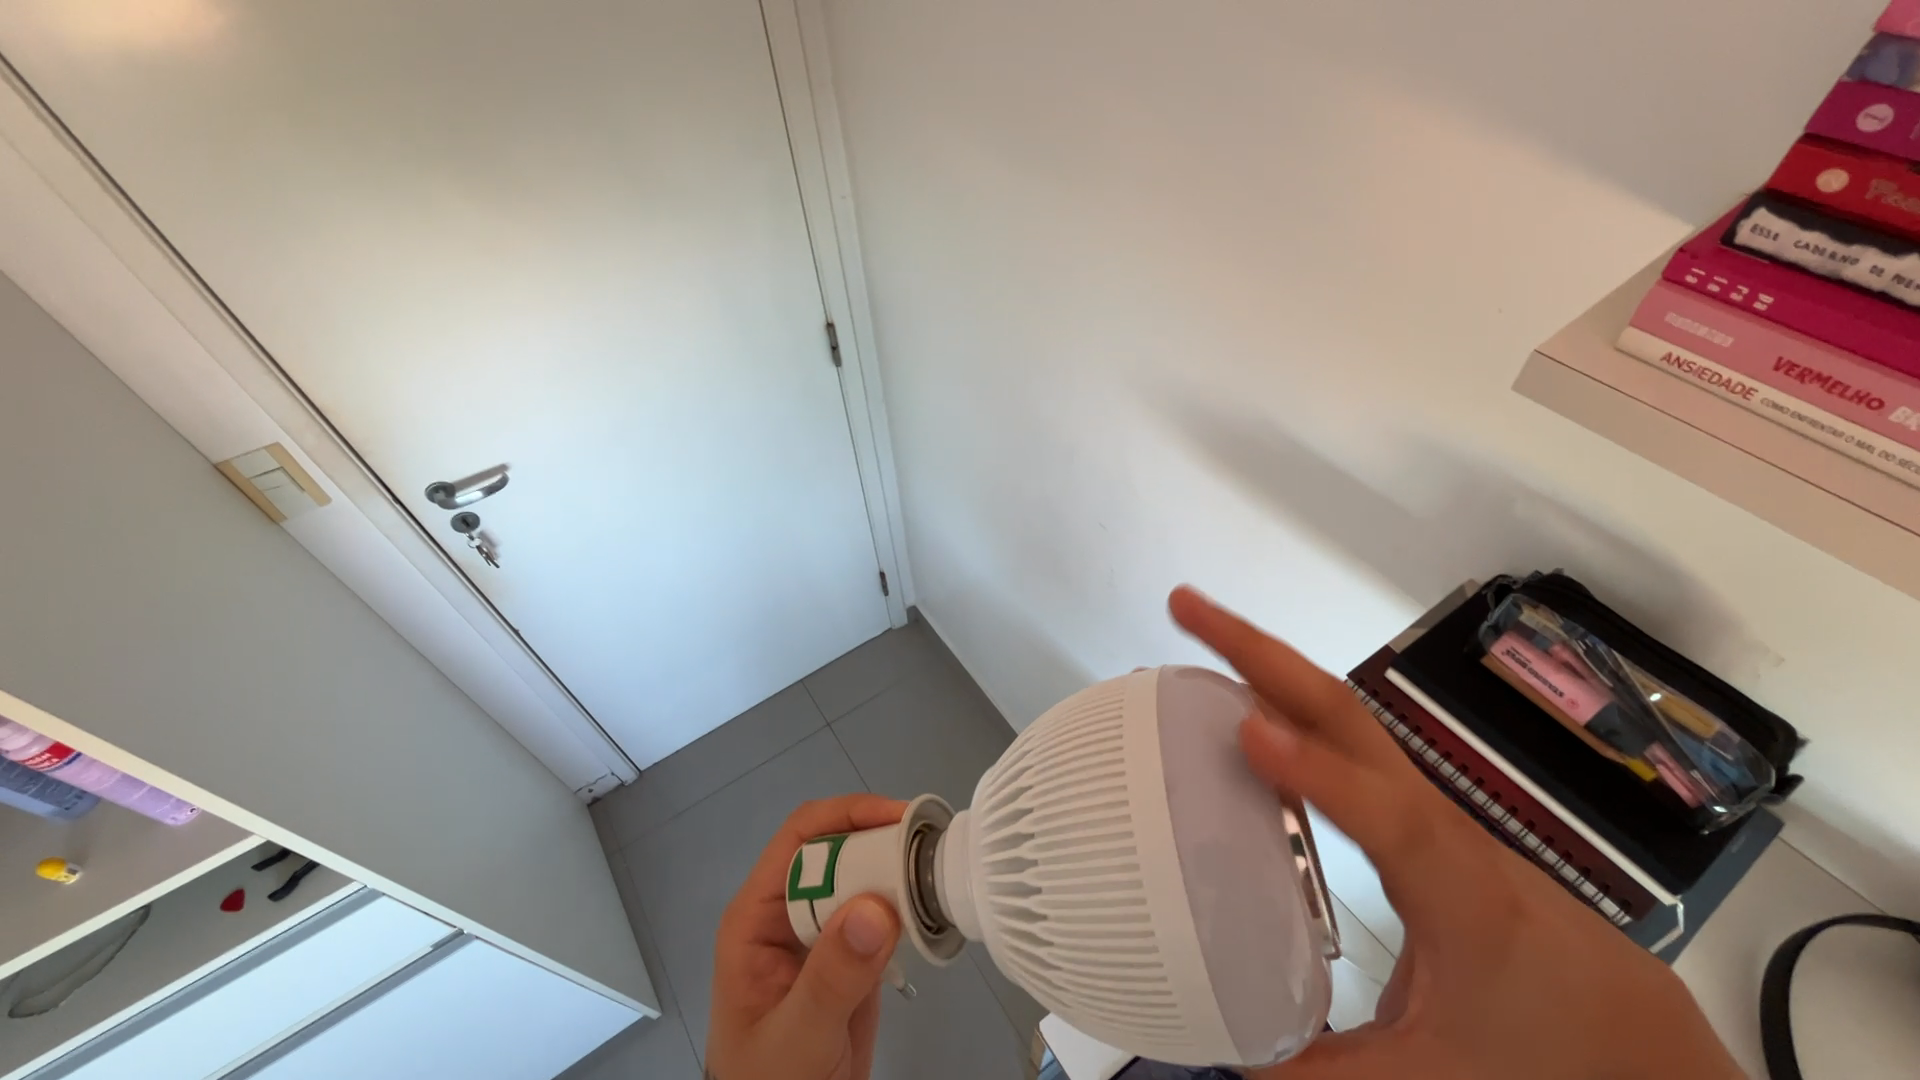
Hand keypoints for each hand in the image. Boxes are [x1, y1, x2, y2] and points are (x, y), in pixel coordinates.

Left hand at [707, 796, 906, 1079]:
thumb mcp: (796, 1035)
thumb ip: (833, 976)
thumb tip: (877, 905)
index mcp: (756, 918)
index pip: (799, 841)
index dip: (846, 816)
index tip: (899, 819)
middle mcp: (788, 915)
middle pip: (836, 851)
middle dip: (881, 841)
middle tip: (931, 848)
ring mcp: (822, 936)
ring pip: (862, 878)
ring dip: (898, 870)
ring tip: (939, 870)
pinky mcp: (853, 958)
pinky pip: (881, 915)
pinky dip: (907, 905)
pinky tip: (932, 907)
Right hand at [1168, 587, 1746, 1079]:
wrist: (1639, 1044)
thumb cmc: (1545, 1055)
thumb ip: (1319, 1076)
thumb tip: (1220, 1054)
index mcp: (1459, 893)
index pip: (1389, 817)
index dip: (1317, 774)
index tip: (1246, 732)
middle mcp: (1439, 824)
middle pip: (1349, 714)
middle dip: (1262, 652)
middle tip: (1185, 609)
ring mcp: (1425, 805)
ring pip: (1343, 714)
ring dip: (1267, 663)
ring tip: (1195, 630)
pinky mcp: (1413, 809)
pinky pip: (1341, 741)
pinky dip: (1283, 703)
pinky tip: (1238, 704)